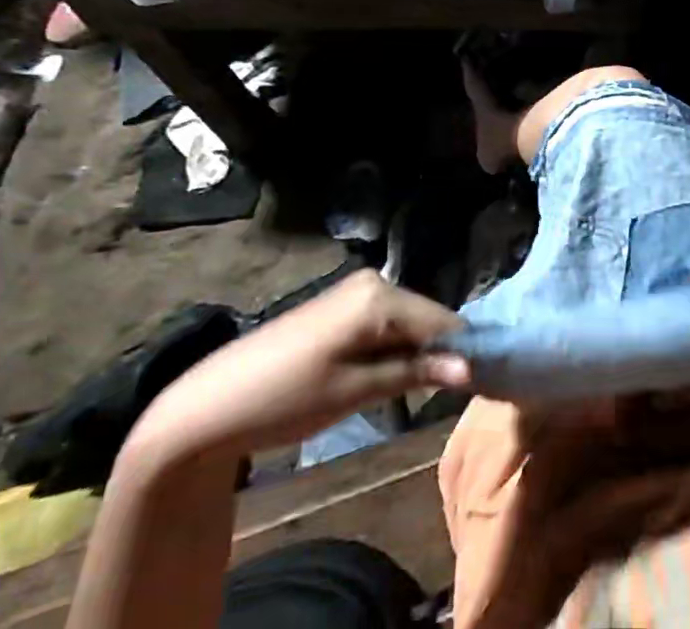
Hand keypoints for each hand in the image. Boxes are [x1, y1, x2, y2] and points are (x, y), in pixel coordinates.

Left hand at [127, 270, 470, 462]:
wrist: (205, 407)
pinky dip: (396, 348)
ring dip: (419, 353)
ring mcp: (355, 291)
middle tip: (451, 393)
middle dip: (441, 352)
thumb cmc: (283, 400)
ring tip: (424, 389)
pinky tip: (392, 375)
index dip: (465, 353)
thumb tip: (472, 369)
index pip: (443, 321)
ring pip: (408, 322)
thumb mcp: (356, 390)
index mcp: (379, 297)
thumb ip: (416, 373)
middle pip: (427, 318)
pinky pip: (387, 323)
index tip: (484, 382)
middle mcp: (372, 282)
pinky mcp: (342, 306)